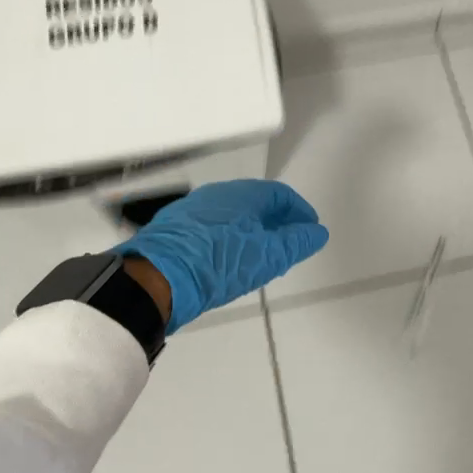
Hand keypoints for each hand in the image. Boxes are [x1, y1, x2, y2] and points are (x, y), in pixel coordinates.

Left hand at [118, 180, 328, 332]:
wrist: (155, 278)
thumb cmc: (219, 263)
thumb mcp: (267, 256)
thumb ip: (295, 242)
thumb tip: (317, 232)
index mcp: (243, 194)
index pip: (281, 195)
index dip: (299, 212)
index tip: (309, 230)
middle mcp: (218, 194)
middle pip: (256, 202)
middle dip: (276, 221)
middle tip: (289, 244)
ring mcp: (193, 209)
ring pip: (233, 214)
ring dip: (252, 230)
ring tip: (260, 255)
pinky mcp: (175, 227)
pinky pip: (213, 226)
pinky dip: (230, 237)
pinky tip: (228, 258)